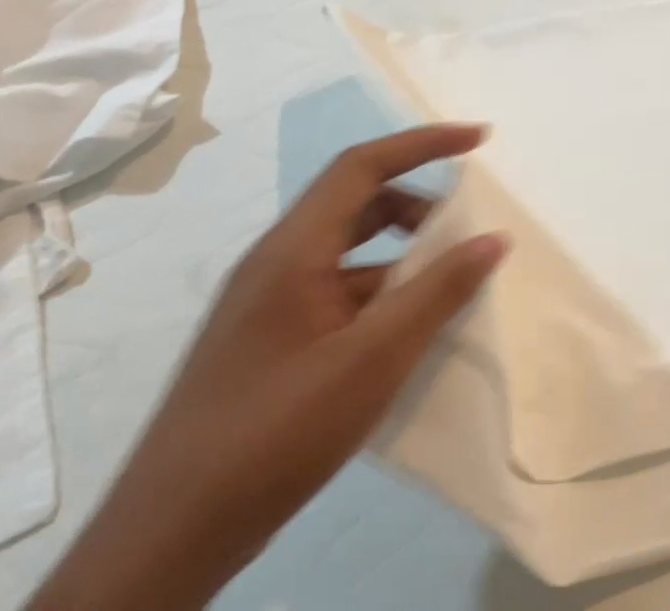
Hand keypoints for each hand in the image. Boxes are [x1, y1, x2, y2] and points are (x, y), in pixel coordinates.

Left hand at [29, 124, 507, 610]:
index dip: (422, 144)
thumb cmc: (278, 429)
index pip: (360, 168)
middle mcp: (275, 267)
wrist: (176, 529)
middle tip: (471, 231)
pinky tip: (414, 334)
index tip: (480, 140)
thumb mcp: (376, 357)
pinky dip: (386, 295)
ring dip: (406, 255)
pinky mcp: (272, 345)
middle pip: (356, 206)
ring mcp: (269, 308)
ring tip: (454, 287)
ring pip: (350, 255)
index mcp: (291, 254)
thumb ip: (439, 292)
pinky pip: (341, 295)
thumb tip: (493, 239)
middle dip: (420, 205)